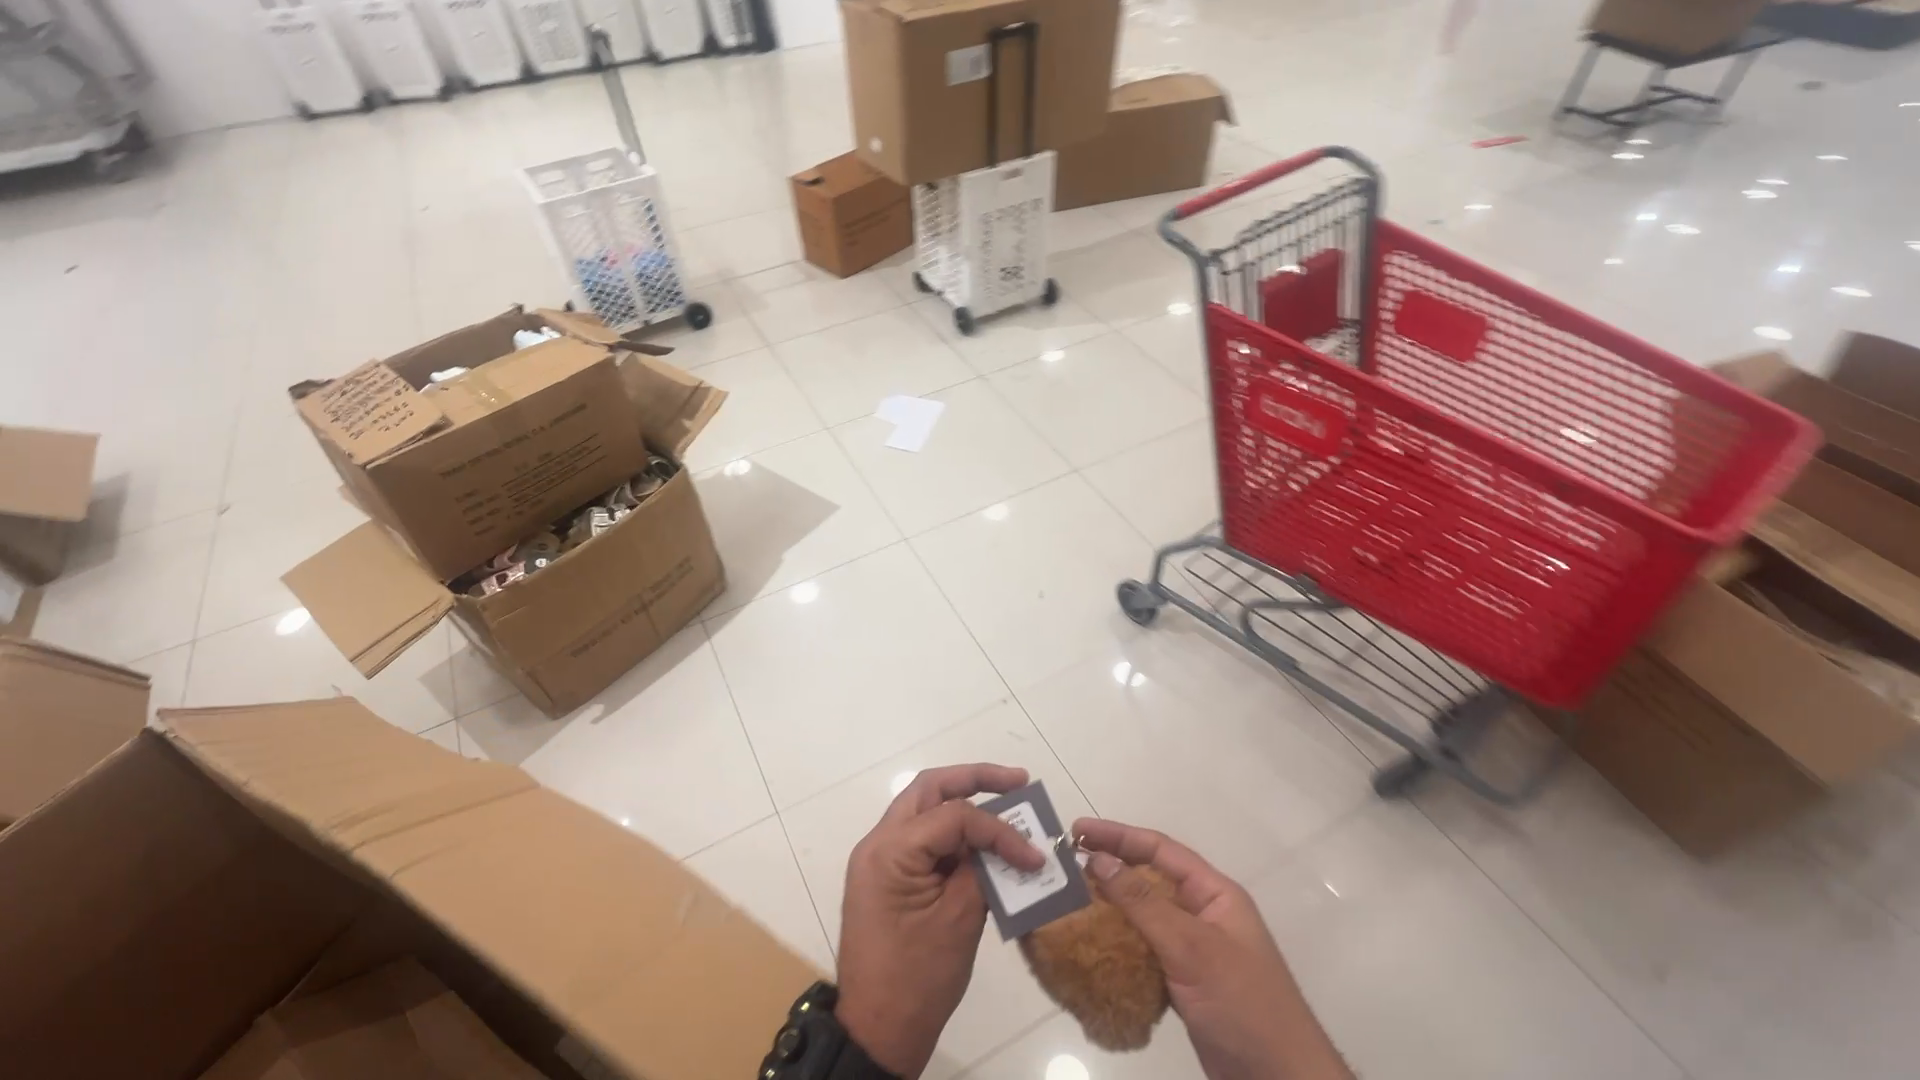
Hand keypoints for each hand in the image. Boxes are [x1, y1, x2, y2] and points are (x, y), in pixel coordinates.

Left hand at [836, 764, 1045, 1077]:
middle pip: (930, 790)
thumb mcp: (959, 920)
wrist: (877, 1030)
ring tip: (1007, 804)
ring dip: (964, 805)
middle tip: (1018, 781)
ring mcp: (880, 861)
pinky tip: (985, 846)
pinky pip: (923, 843)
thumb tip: (1006, 845)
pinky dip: (954, 838)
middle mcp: (879, 844)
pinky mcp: (888, 879)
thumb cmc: (918, 978)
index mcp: (891, 851)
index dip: (1000, 830)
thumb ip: (982, 870)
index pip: (954, 815)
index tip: (1034, 857)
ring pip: (925, 811)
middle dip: (975, 779)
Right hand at [1075, 819, 1352, 1079]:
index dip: (1118, 836)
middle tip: (1064, 866)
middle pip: (1149, 879)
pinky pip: (1144, 952)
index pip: (1161, 850)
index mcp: (1215, 894)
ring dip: (1109, 909)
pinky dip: (1117, 947)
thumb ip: (1143, 903)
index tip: (1077, 831)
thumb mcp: (1191, 947)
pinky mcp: (1184, 983)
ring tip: (1068, 903)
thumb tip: (1098, 859)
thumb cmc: (1243, 1004)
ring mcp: (1195, 950)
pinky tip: (1089, 948)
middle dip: (1109, 869)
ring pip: (1144, 916)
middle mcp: (1204, 915)